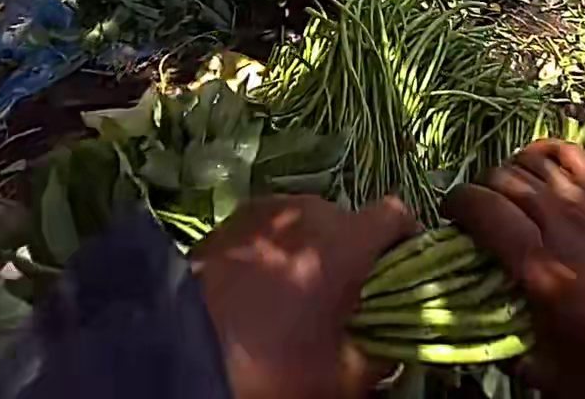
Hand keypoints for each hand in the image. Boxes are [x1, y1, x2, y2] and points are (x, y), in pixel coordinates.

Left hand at [191, 195, 417, 398]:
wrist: (177, 348)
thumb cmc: (265, 364)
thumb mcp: (334, 379)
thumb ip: (377, 358)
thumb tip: (394, 346)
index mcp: (343, 241)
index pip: (395, 213)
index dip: (407, 236)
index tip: (405, 264)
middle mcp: (312, 209)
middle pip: (352, 220)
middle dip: (356, 253)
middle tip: (345, 296)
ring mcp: (272, 205)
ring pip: (314, 220)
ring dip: (318, 246)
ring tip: (300, 289)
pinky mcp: (239, 211)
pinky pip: (280, 221)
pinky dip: (285, 242)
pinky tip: (266, 280)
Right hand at [444, 141, 584, 398]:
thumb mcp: (551, 372)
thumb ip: (505, 338)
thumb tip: (472, 309)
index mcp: (542, 269)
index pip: (483, 211)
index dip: (458, 205)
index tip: (451, 215)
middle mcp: (561, 224)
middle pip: (503, 180)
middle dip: (482, 191)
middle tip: (481, 211)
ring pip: (531, 161)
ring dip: (511, 172)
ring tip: (509, 192)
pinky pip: (569, 152)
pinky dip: (545, 151)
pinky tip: (538, 166)